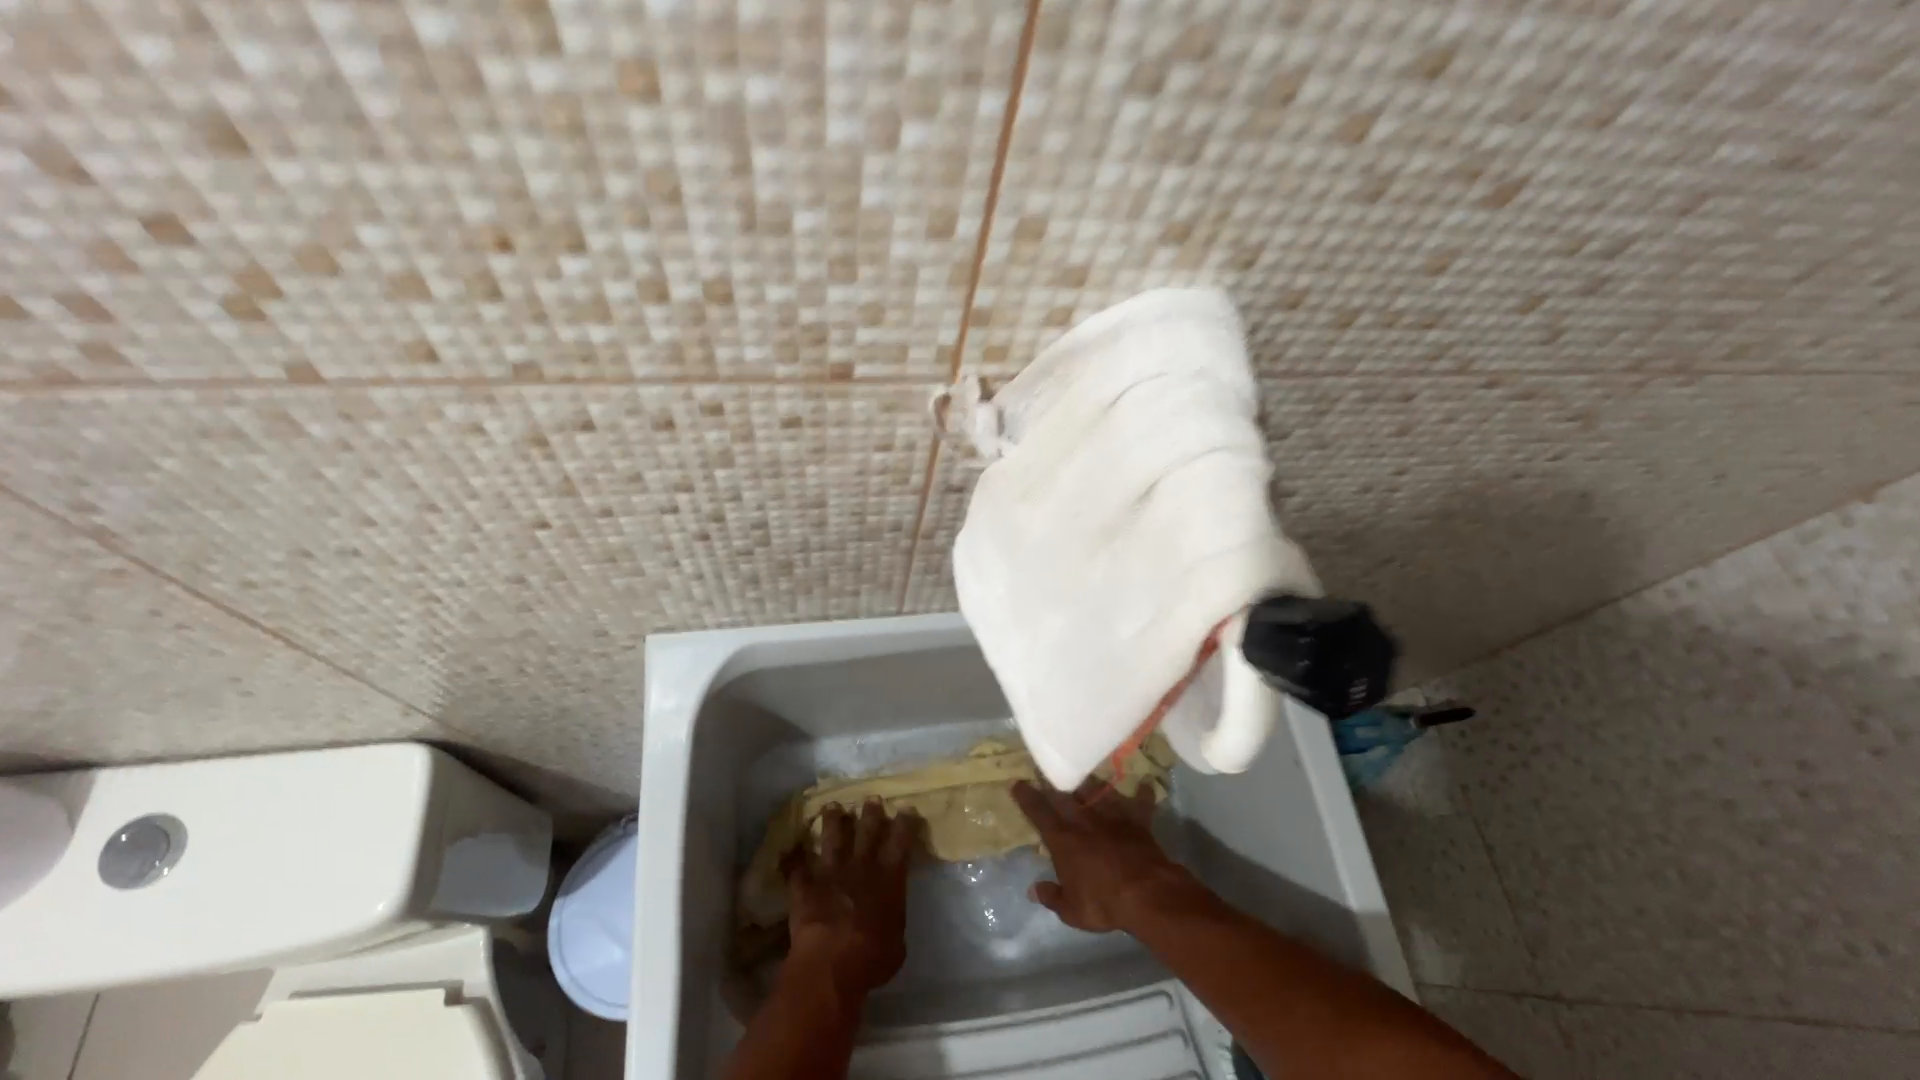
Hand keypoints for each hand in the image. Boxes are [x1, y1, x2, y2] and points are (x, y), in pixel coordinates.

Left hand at [781, 799, 921, 996]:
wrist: (831, 964)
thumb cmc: (874, 958)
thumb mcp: (897, 940)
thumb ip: (892, 918)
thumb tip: (888, 915)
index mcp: (889, 879)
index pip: (900, 843)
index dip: (904, 824)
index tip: (907, 808)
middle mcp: (860, 868)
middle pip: (866, 832)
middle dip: (870, 814)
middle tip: (871, 798)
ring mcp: (830, 875)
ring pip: (832, 840)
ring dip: (833, 822)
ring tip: (832, 806)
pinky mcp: (804, 889)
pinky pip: (797, 870)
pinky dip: (793, 861)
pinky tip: (789, 851)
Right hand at [1011, 779, 1194, 933]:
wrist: (1146, 894)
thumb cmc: (1103, 903)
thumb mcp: (1071, 910)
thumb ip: (1051, 897)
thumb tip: (1033, 890)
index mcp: (1063, 840)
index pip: (1039, 813)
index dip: (1027, 797)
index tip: (1018, 783)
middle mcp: (1084, 821)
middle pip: (1064, 796)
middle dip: (1052, 783)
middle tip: (1045, 771)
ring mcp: (1113, 817)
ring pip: (1098, 791)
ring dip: (1090, 784)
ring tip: (1084, 776)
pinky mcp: (1138, 821)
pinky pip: (1140, 802)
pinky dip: (1142, 793)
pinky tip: (1144, 784)